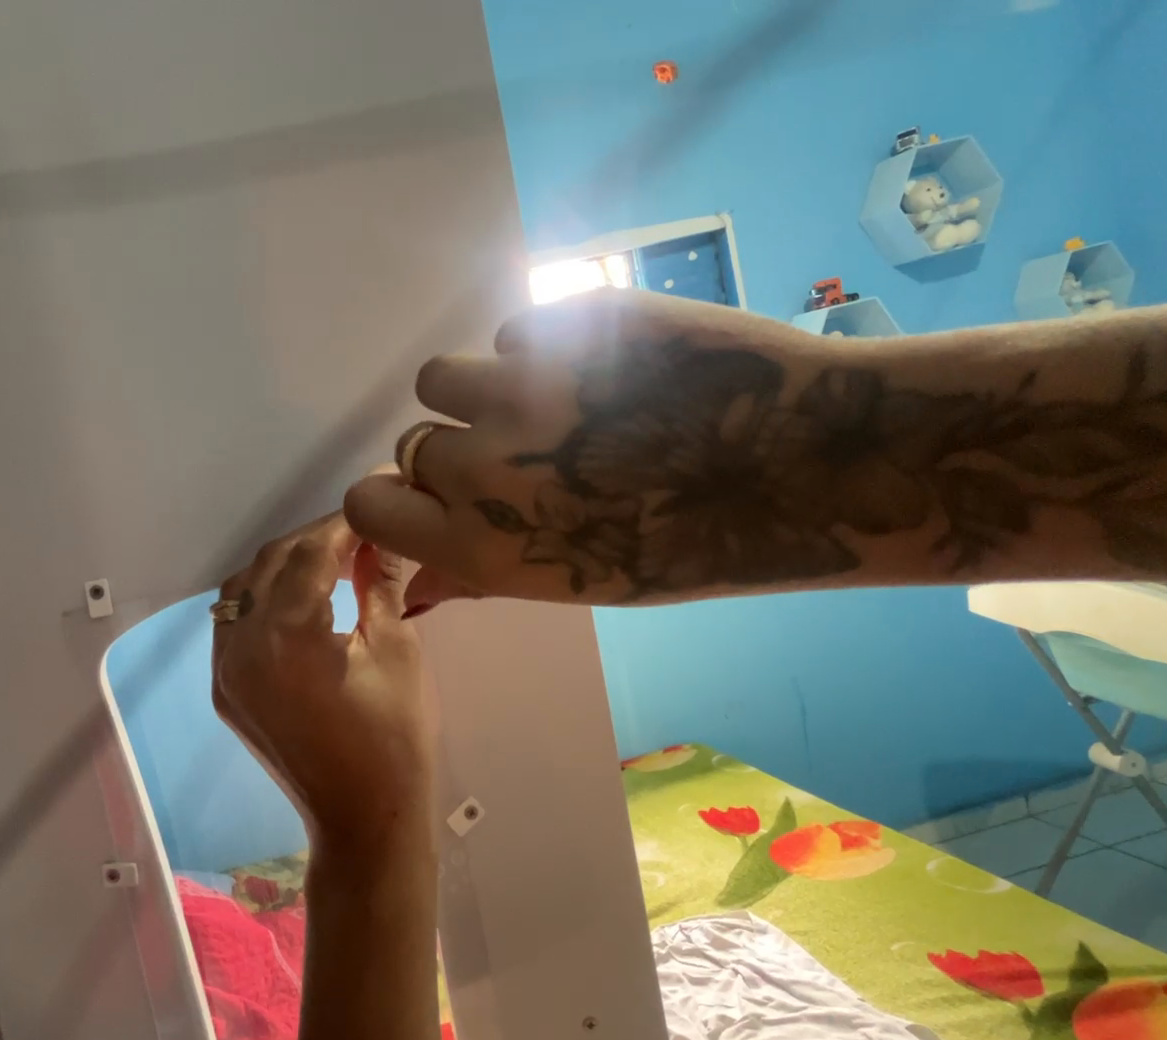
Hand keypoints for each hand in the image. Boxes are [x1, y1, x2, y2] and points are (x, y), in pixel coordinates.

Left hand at [210, 514, 431, 852]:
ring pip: (241, 590)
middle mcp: (240, 646)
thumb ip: (380, 582)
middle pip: (270, 564)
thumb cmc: (394, 737)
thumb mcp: (397, 651)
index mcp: (287, 636)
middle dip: (312, 540)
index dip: (342, 525)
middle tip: (356, 535)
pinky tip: (295, 600)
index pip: (309, 554)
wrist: (362, 818)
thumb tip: (380, 535)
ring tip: (327, 563)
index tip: (372, 511)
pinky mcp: (223, 690)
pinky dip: (260, 600)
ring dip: (281, 566)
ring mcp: (224, 670)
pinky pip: (232, 625)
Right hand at [343, 288, 839, 608]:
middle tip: (519, 453)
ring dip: (479, 390)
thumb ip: (476, 576)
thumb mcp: (567, 583)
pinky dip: (539, 350)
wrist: (799, 467)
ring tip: (544, 400)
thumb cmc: (678, 548)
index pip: (367, 505)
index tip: (428, 493)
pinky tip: (600, 371)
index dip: (392, 496)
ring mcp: (518, 388)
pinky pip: (513, 333)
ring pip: (441, 376)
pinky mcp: (563, 325)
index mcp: (477, 544)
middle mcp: (480, 467)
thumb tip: (412, 587)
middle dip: (454, 447)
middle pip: (412, 442)